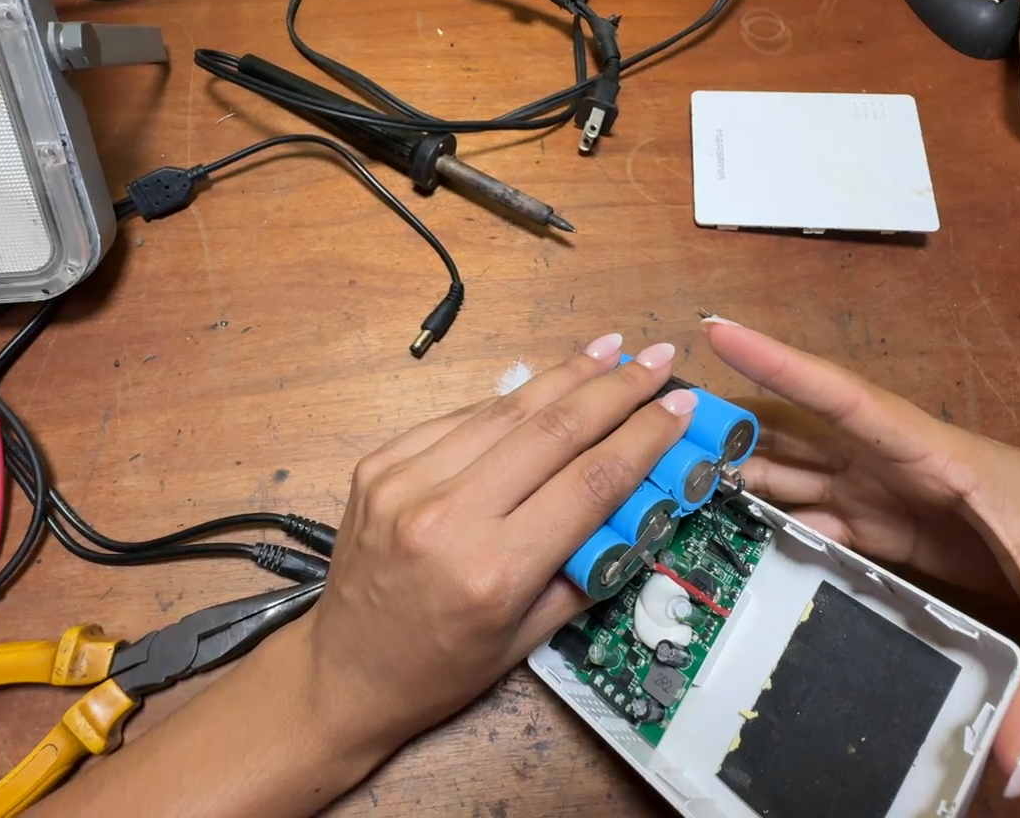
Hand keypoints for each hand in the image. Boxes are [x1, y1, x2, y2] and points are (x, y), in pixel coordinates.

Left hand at [303, 333, 695, 751]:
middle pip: (552, 431)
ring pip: (505, 410)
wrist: (341, 671)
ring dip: (564, 375)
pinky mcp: (379, 462)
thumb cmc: (442, 667)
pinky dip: (508, 402)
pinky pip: (460, 419)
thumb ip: (586, 570)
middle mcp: (447, 515)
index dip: (642, 437)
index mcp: (493, 570)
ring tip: (607, 348)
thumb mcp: (527, 640)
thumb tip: (636, 504)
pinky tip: (542, 385)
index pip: (589, 483)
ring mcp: (405, 481)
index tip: (678, 403)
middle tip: (655, 357)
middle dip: (614, 388)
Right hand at [704, 317, 1019, 798]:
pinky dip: (771, 521)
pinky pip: (814, 515)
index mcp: (932, 453)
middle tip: (659, 425)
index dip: (777, 364)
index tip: (719, 328)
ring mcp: (884, 494)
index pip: (841, 398)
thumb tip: (1010, 764)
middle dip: (730, 425)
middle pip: (794, 435)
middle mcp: (894, 464)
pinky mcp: (885, 525)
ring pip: (794, 472)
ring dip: (740, 471)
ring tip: (677, 474)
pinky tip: (736, 533)